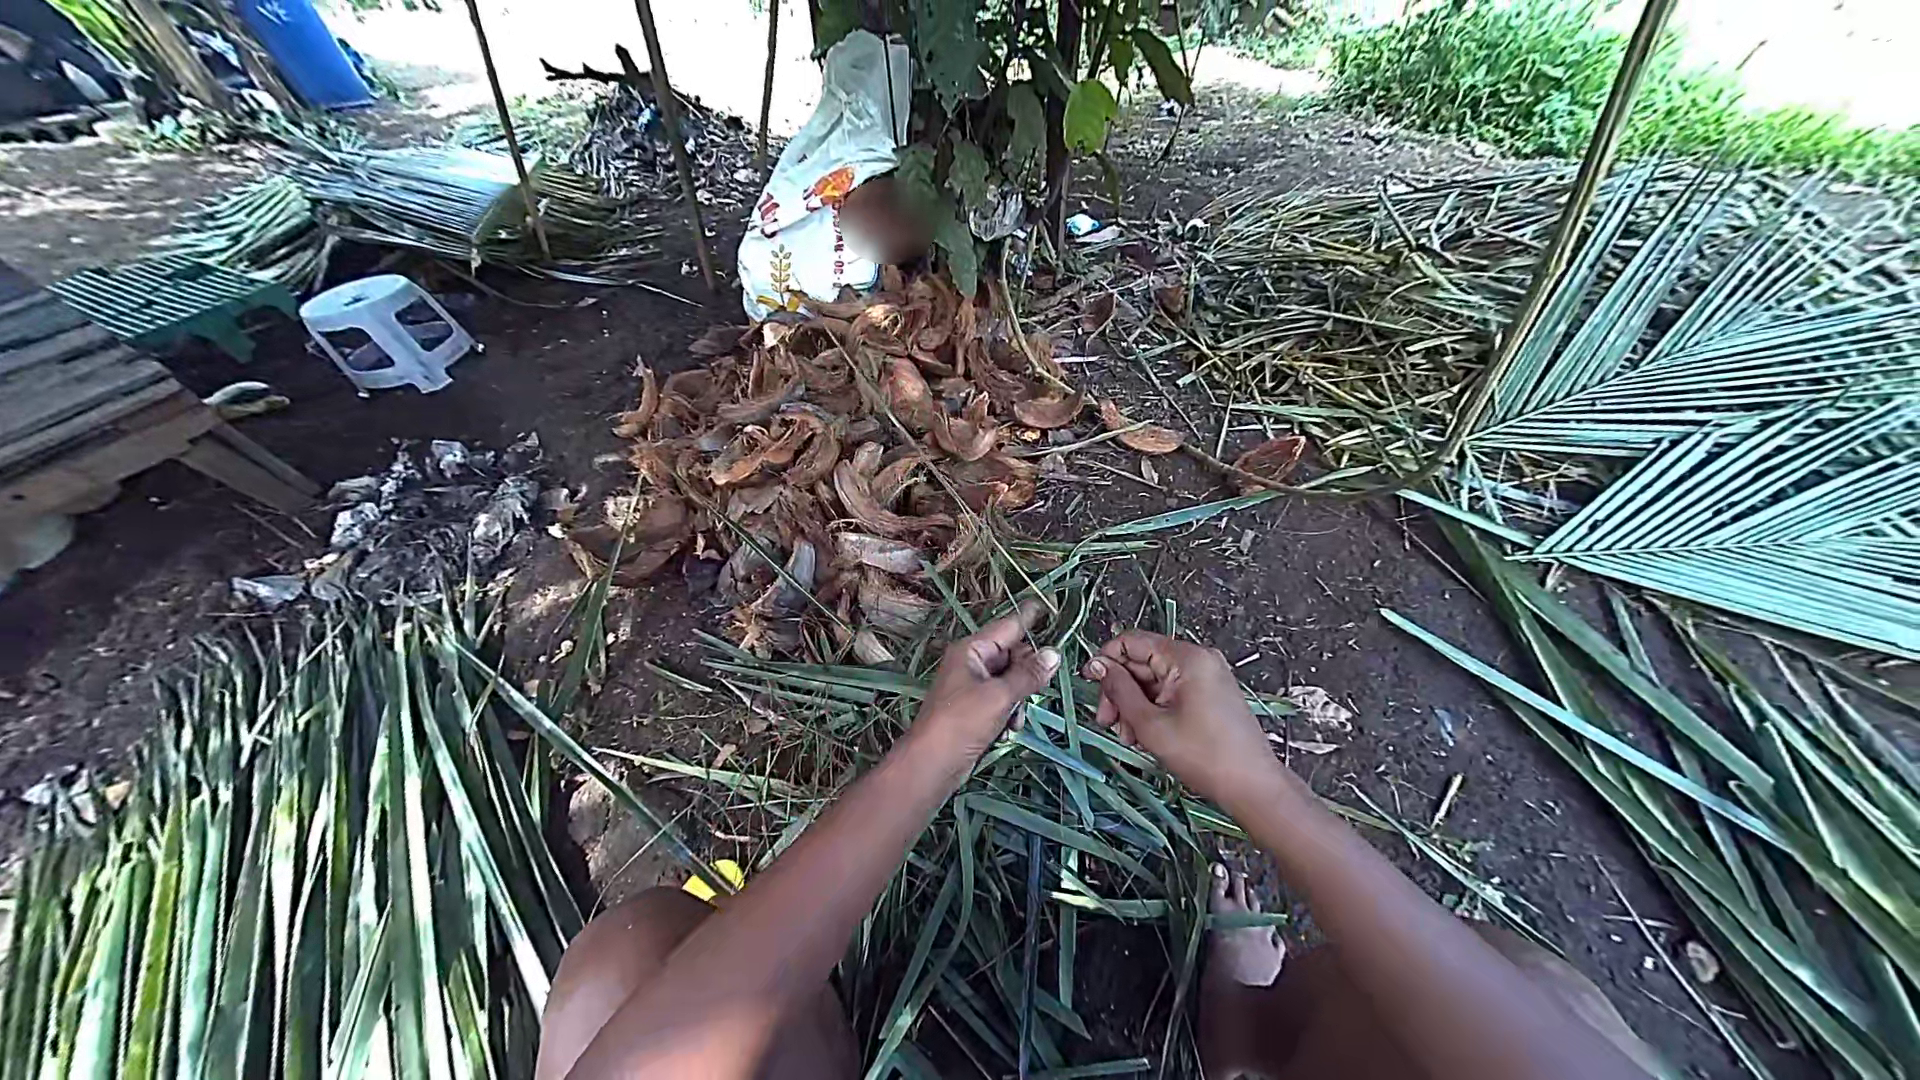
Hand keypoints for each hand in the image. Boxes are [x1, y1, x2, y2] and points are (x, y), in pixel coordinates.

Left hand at [914, 599, 1060, 762]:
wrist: (932, 763)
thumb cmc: (962, 722)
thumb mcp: (1000, 696)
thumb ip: (1028, 674)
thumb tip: (1053, 654)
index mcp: (972, 649)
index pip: (1008, 626)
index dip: (1029, 617)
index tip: (1049, 604)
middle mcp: (972, 662)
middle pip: (1013, 655)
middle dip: (1028, 673)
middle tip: (1036, 689)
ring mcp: (973, 685)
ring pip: (1011, 680)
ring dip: (1019, 699)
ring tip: (1014, 718)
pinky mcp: (975, 708)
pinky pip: (1003, 701)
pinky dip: (1009, 713)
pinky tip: (1007, 730)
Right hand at [1085, 631, 1282, 806]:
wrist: (1253, 788)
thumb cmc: (1204, 756)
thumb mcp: (1150, 723)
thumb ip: (1119, 690)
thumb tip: (1097, 665)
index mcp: (1186, 657)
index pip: (1131, 641)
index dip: (1105, 660)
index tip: (1089, 683)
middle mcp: (1197, 659)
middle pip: (1141, 662)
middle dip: (1120, 691)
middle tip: (1107, 721)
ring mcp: (1205, 676)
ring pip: (1152, 680)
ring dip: (1133, 705)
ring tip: (1128, 736)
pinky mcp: (1208, 693)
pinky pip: (1169, 692)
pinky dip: (1152, 710)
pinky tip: (1144, 735)